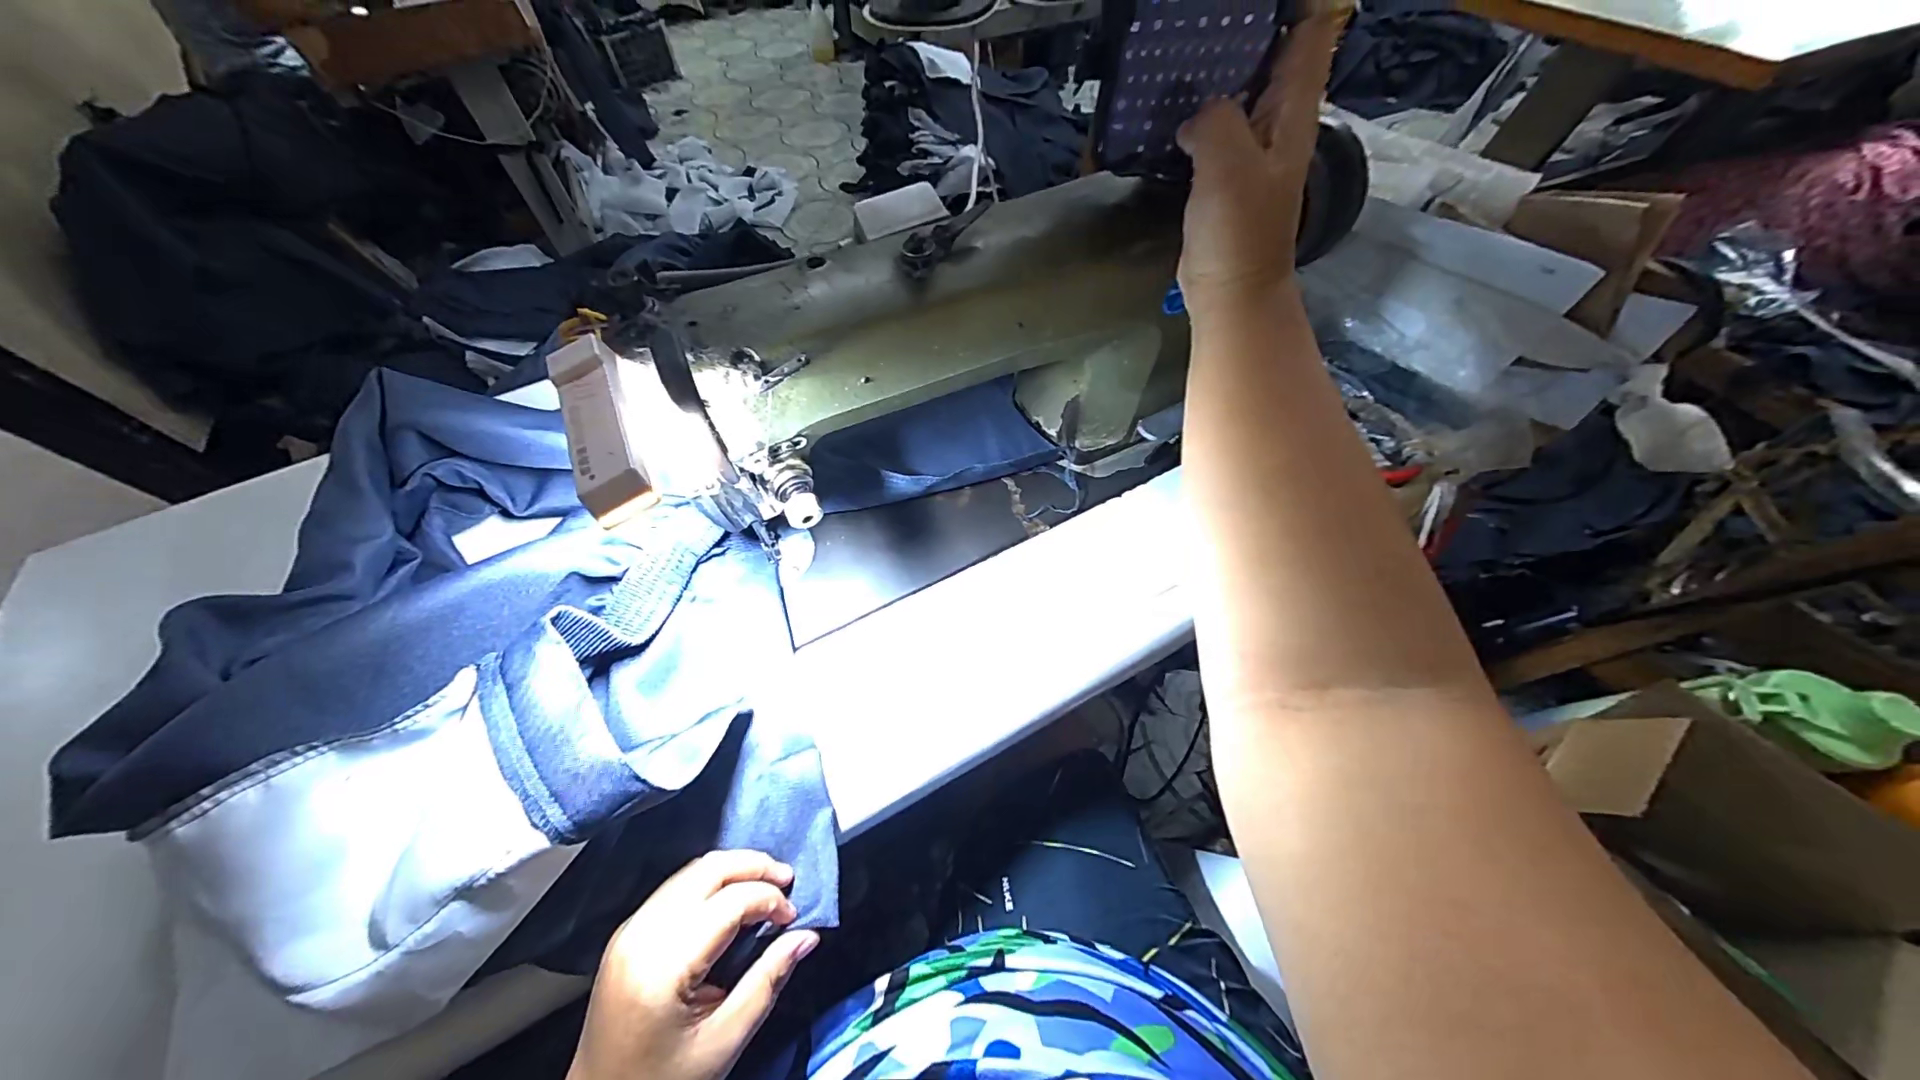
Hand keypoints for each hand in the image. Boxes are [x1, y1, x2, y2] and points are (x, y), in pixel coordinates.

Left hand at [568, 851, 819, 1079]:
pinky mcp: (626, 934)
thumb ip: (768, 981)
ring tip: (766, 885)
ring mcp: (629, 931)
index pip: (730, 902)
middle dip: (754, 866)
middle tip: (786, 880)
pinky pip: (675, 887)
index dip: (770, 899)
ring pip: (691, 871)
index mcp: (664, 965)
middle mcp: (641, 936)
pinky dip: (710, 882)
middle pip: (708, 870)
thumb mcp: (725, 1040)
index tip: (793, 918)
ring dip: (733, 870)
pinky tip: (731, 898)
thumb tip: (806, 937)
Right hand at [1175, 6, 1347, 314]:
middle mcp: (1275, 124)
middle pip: (1270, 57)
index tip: (1249, 5)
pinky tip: (1169, 107)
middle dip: (1243, 34)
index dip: (1292, 8)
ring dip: (1214, 72)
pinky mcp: (1219, 177)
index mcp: (1292, 113)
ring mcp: (1247, 152)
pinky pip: (1210, 128)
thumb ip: (1217, 119)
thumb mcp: (1229, 165)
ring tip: (1180, 51)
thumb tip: (1196, 114)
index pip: (1307, 36)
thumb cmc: (1237, 235)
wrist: (1230, 295)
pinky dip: (1194, 113)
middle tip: (1201, 21)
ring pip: (1236, 92)